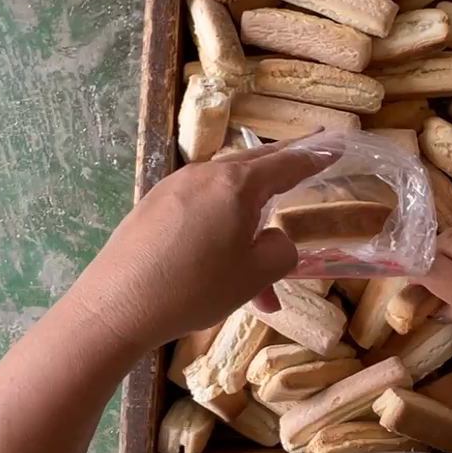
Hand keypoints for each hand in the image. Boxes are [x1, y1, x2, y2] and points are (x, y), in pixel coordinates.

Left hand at [65, 144, 330, 346]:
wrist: (116, 306)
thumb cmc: (194, 288)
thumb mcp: (254, 275)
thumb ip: (280, 250)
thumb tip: (273, 238)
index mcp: (237, 184)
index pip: (288, 163)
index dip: (316, 157)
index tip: (335, 146)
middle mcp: (206, 174)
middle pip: (256, 162)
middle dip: (287, 160)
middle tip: (312, 149)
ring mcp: (174, 187)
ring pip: (226, 189)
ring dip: (251, 210)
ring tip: (264, 239)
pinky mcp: (153, 205)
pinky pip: (201, 204)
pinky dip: (222, 223)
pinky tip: (221, 259)